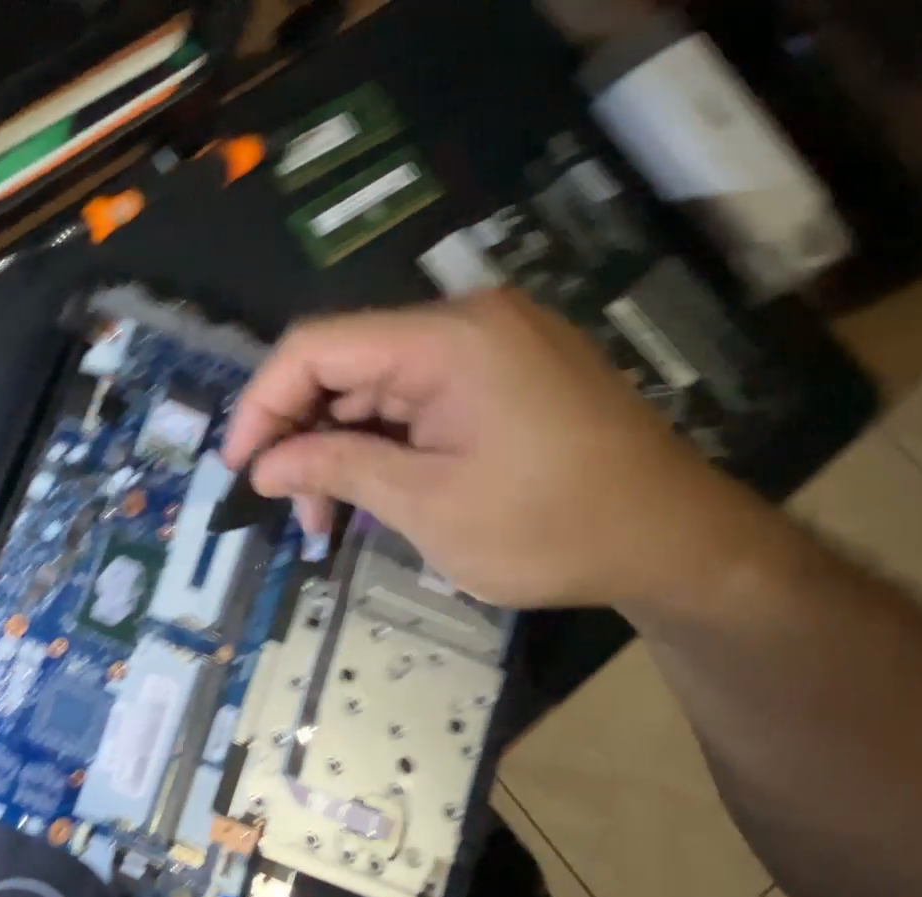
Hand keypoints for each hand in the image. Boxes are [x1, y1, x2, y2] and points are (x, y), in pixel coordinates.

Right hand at [223, 290, 768, 608]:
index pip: (316, 347)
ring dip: (339, 447)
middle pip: (343, 365)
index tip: (241, 467)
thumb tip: (261, 466)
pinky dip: (382, 444)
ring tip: (326, 516)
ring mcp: (488, 347)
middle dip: (302, 436)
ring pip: (374, 387)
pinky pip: (415, 399)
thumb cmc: (553, 527)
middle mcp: (465, 324)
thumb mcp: (427, 504)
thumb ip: (335, 469)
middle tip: (289, 505)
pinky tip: (369, 491)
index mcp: (448, 339)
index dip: (263, 404)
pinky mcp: (501, 376)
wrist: (681, 545)